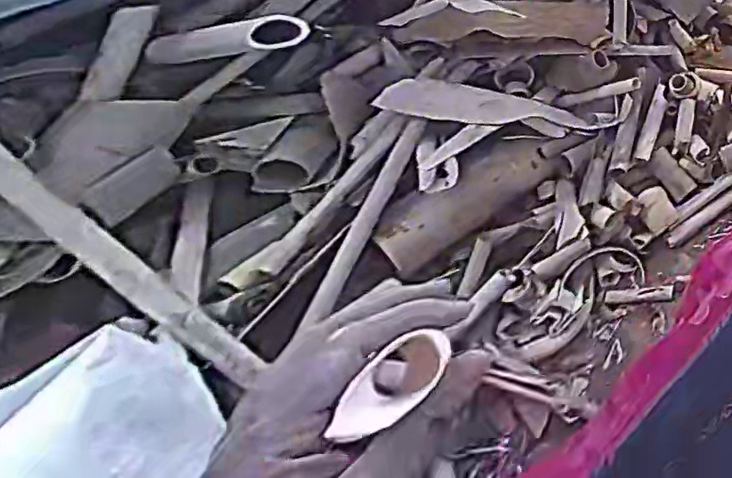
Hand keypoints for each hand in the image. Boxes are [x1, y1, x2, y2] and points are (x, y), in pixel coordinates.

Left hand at [205, 281, 471, 477]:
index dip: (415, 314)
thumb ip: (422, 421)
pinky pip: (320, 360)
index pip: (352, 340)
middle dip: (402, 307)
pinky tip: (394, 349)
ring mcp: (260, 414)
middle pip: (336, 330)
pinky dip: (366, 344)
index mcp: (275, 426)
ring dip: (386, 320)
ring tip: (431, 315)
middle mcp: (259, 411)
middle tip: (453, 304)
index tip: (461, 311)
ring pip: (327, 338)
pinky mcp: (273, 422)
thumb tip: (473, 362)